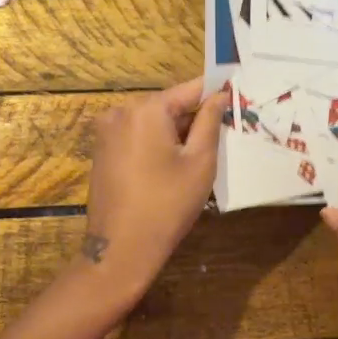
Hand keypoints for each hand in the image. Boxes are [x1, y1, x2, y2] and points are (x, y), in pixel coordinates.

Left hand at [78, 77, 228, 297]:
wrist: (120, 249)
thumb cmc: (167, 205)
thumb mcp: (200, 162)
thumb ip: (210, 122)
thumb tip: (220, 95)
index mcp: (146, 109)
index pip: (189, 89)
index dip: (214, 93)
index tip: (236, 98)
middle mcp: (121, 111)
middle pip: (168, 104)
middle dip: (193, 117)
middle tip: (220, 137)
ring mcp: (106, 131)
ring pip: (152, 121)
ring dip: (174, 132)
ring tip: (197, 157)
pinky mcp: (101, 150)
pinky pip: (136, 135)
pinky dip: (155, 143)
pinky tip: (169, 168)